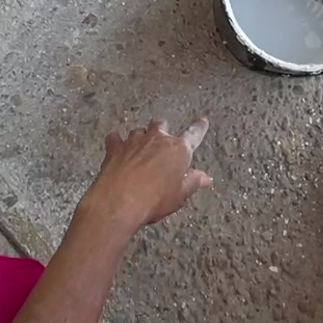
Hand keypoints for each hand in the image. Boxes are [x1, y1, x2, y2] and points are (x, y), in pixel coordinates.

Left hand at [78, 119, 211, 232]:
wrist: (119, 201)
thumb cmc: (154, 199)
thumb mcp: (179, 195)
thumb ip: (192, 182)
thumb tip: (206, 178)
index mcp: (178, 150)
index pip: (193, 135)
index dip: (199, 128)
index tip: (203, 121)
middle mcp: (157, 138)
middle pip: (162, 125)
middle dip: (162, 131)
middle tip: (161, 143)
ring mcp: (135, 140)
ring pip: (140, 131)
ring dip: (141, 138)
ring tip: (139, 151)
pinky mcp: (116, 146)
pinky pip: (116, 139)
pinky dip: (117, 143)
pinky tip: (116, 150)